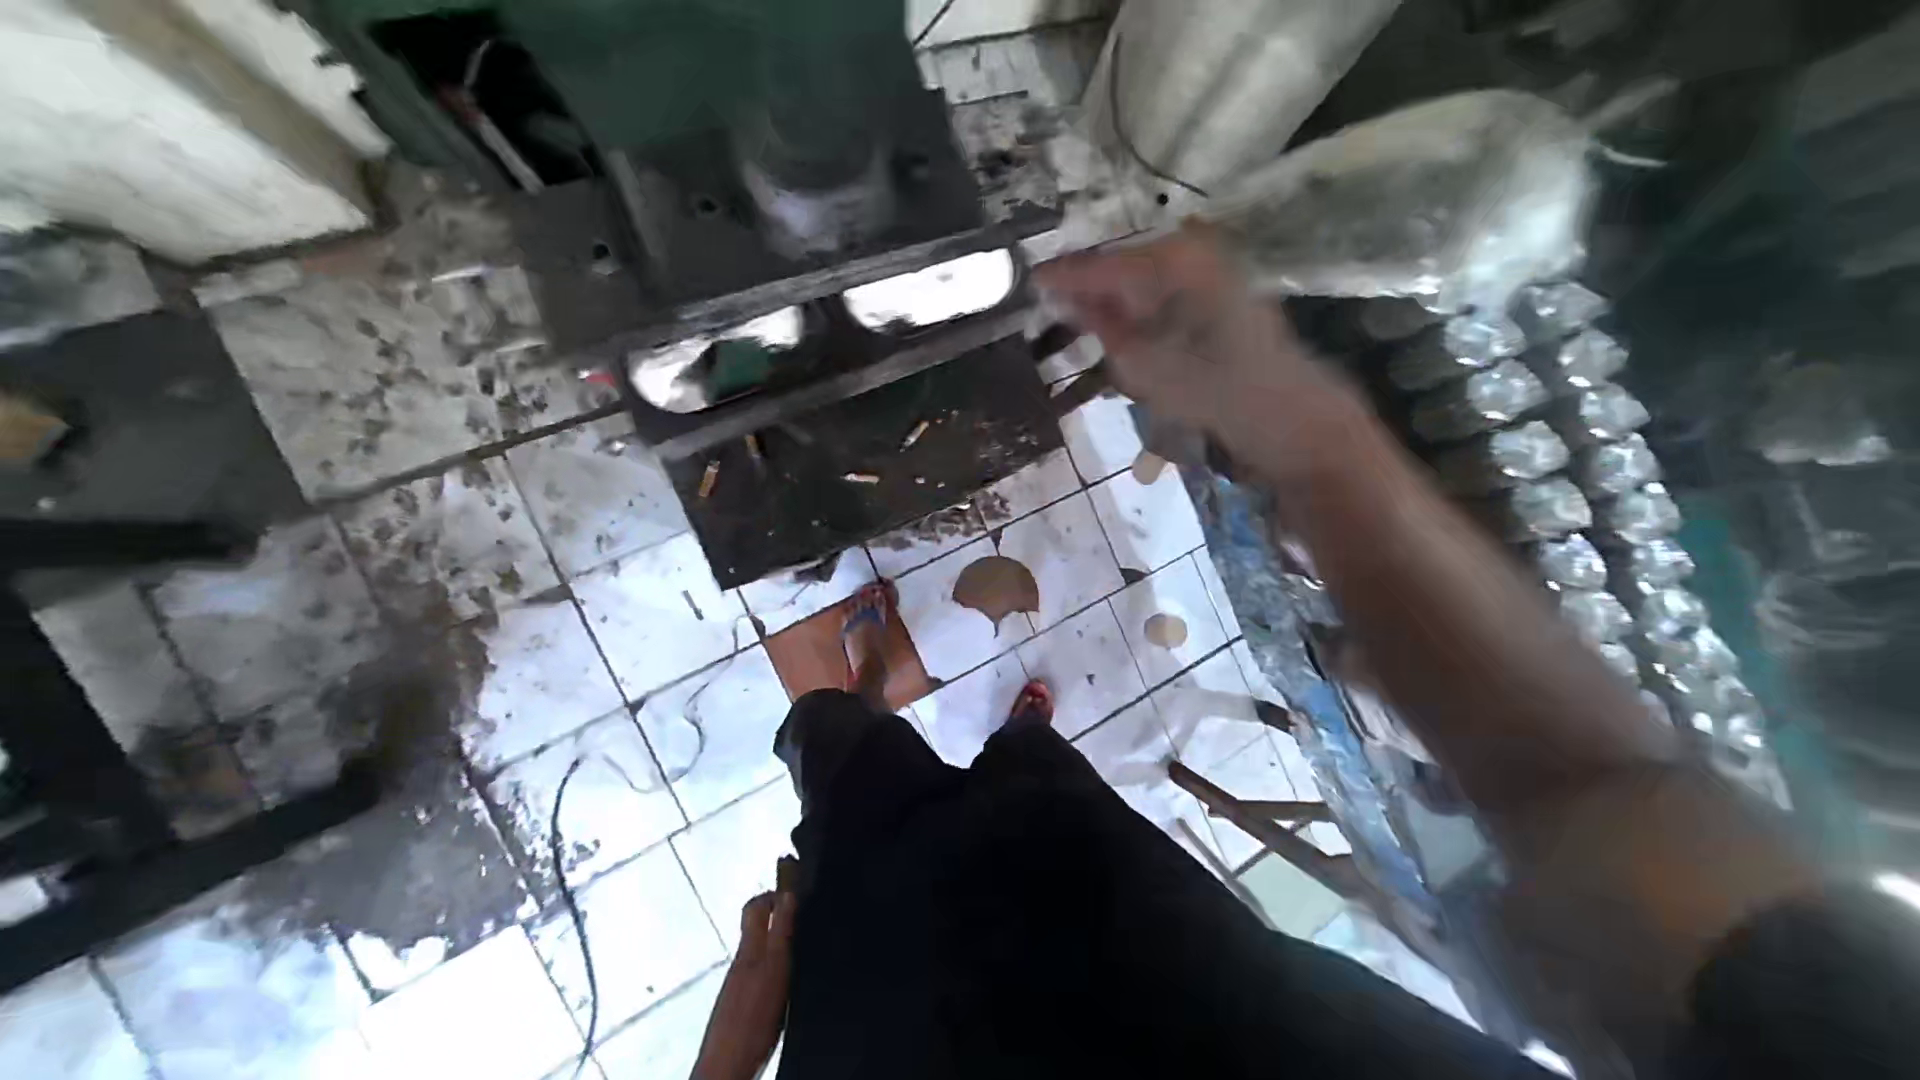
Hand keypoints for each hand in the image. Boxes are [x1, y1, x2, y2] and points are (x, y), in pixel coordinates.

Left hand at [691, 890, 796, 1079]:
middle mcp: (743, 963)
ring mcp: (740, 986)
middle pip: (757, 925)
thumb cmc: (753, 1020)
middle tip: (805, 911)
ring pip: (760, 949)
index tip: (798, 883)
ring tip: (807, 944)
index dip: (774, 892)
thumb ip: (780, 932)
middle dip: (777, 912)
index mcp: (750, 951)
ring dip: (780, 941)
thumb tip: (787, 892)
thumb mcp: (774, 970)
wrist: (725, 1072)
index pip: (756, 907)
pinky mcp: (742, 1008)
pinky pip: (760, 973)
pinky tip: (792, 981)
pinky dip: (776, 967)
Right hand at [1036, 226, 1357, 464]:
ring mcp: (1210, 267)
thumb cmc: (1204, 387)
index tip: (1030, 280)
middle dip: (1087, 283)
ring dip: (1113, 296)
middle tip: (1051, 300)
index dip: (1062, 275)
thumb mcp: (1137, 360)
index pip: (1100, 263)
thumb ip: (1098, 321)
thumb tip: (1066, 297)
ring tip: (1079, 316)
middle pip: (1122, 262)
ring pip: (1144, 276)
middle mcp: (1190, 250)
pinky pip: (1166, 289)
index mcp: (1167, 259)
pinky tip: (1120, 323)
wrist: (1277, 409)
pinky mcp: (1222, 289)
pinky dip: (1139, 305)